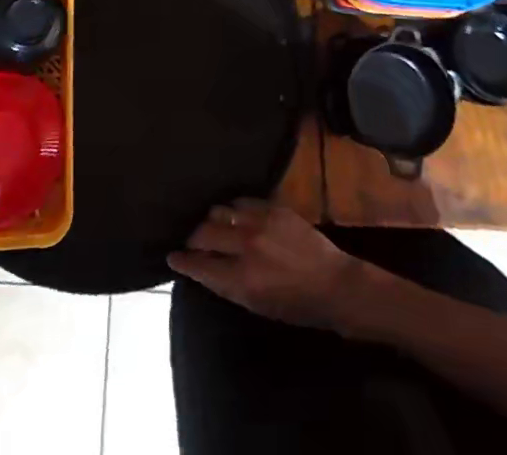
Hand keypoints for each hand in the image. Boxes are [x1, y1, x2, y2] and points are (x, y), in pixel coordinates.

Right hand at [168, 199, 368, 330]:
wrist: (333, 284)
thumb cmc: (294, 305)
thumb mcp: (255, 305)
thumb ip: (227, 285)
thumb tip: (204, 269)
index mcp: (239, 278)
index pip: (198, 264)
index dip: (182, 260)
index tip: (173, 256)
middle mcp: (246, 246)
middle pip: (204, 232)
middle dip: (193, 237)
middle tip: (191, 240)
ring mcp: (261, 223)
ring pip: (222, 210)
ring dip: (213, 218)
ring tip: (212, 223)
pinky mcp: (276, 209)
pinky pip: (245, 201)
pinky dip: (235, 207)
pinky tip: (235, 212)